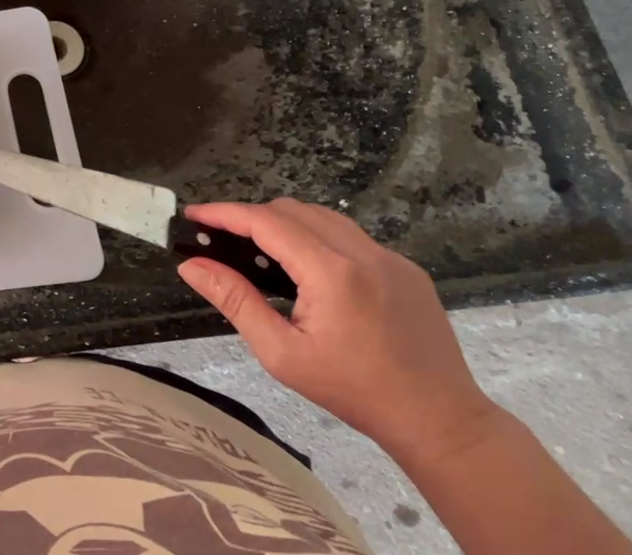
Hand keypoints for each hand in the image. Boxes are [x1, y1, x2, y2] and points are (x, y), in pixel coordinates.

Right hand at [176, 198, 503, 461]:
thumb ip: (234, 301)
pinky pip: (351, 236)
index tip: (193, 216)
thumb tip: (191, 266)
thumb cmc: (353, 391)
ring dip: (284, 222)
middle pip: (292, 210)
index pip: (266, 221)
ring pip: (323, 217)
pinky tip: (307, 270)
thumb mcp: (281, 353)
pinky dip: (317, 237)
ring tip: (258, 250)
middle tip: (221, 240)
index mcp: (331, 273)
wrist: (440, 420)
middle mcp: (363, 253)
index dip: (224, 213)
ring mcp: (391, 258)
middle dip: (250, 216)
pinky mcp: (406, 269)